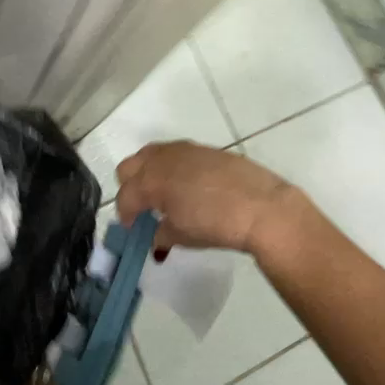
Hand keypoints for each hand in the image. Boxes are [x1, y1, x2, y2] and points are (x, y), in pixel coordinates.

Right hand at [114, 141, 308, 257]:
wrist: (259, 204)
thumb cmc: (215, 224)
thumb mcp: (182, 236)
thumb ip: (162, 233)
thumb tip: (156, 235)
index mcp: (151, 180)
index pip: (125, 196)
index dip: (125, 216)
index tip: (134, 230)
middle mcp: (162, 158)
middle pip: (130, 166)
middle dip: (131, 187)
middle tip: (144, 209)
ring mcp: (183, 149)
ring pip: (151, 155)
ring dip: (150, 174)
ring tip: (165, 197)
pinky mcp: (203, 148)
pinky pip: (175, 154)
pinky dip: (172, 168)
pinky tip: (188, 188)